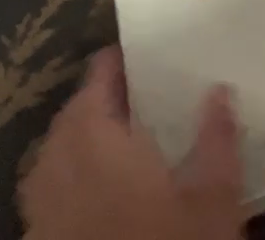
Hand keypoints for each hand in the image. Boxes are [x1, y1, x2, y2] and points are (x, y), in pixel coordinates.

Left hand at [20, 46, 245, 239]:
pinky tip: (92, 185)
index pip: (96, 93)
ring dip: (73, 135)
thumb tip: (219, 89)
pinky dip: (64, 173)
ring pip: (49, 159)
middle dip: (91, 100)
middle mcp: (63, 176)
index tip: (130, 48)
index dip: (109, 67)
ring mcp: (45, 217)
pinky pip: (45, 193)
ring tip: (108, 129)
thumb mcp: (214, 196)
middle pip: (66, 124)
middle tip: (126, 85)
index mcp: (103, 151)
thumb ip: (216, 138)